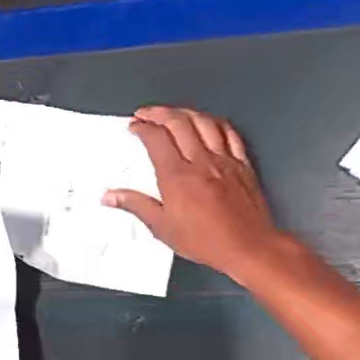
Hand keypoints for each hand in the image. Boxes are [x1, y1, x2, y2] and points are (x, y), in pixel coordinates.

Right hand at [103, 106, 286, 281]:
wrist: (247, 247)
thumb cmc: (207, 241)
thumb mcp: (162, 228)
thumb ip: (137, 206)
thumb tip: (112, 197)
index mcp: (177, 177)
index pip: (156, 138)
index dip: (142, 127)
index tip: (135, 126)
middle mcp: (201, 162)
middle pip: (178, 122)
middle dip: (158, 113)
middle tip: (147, 113)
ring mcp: (223, 160)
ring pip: (203, 122)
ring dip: (185, 112)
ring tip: (174, 113)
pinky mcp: (242, 164)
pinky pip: (229, 133)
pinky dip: (215, 123)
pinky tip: (209, 123)